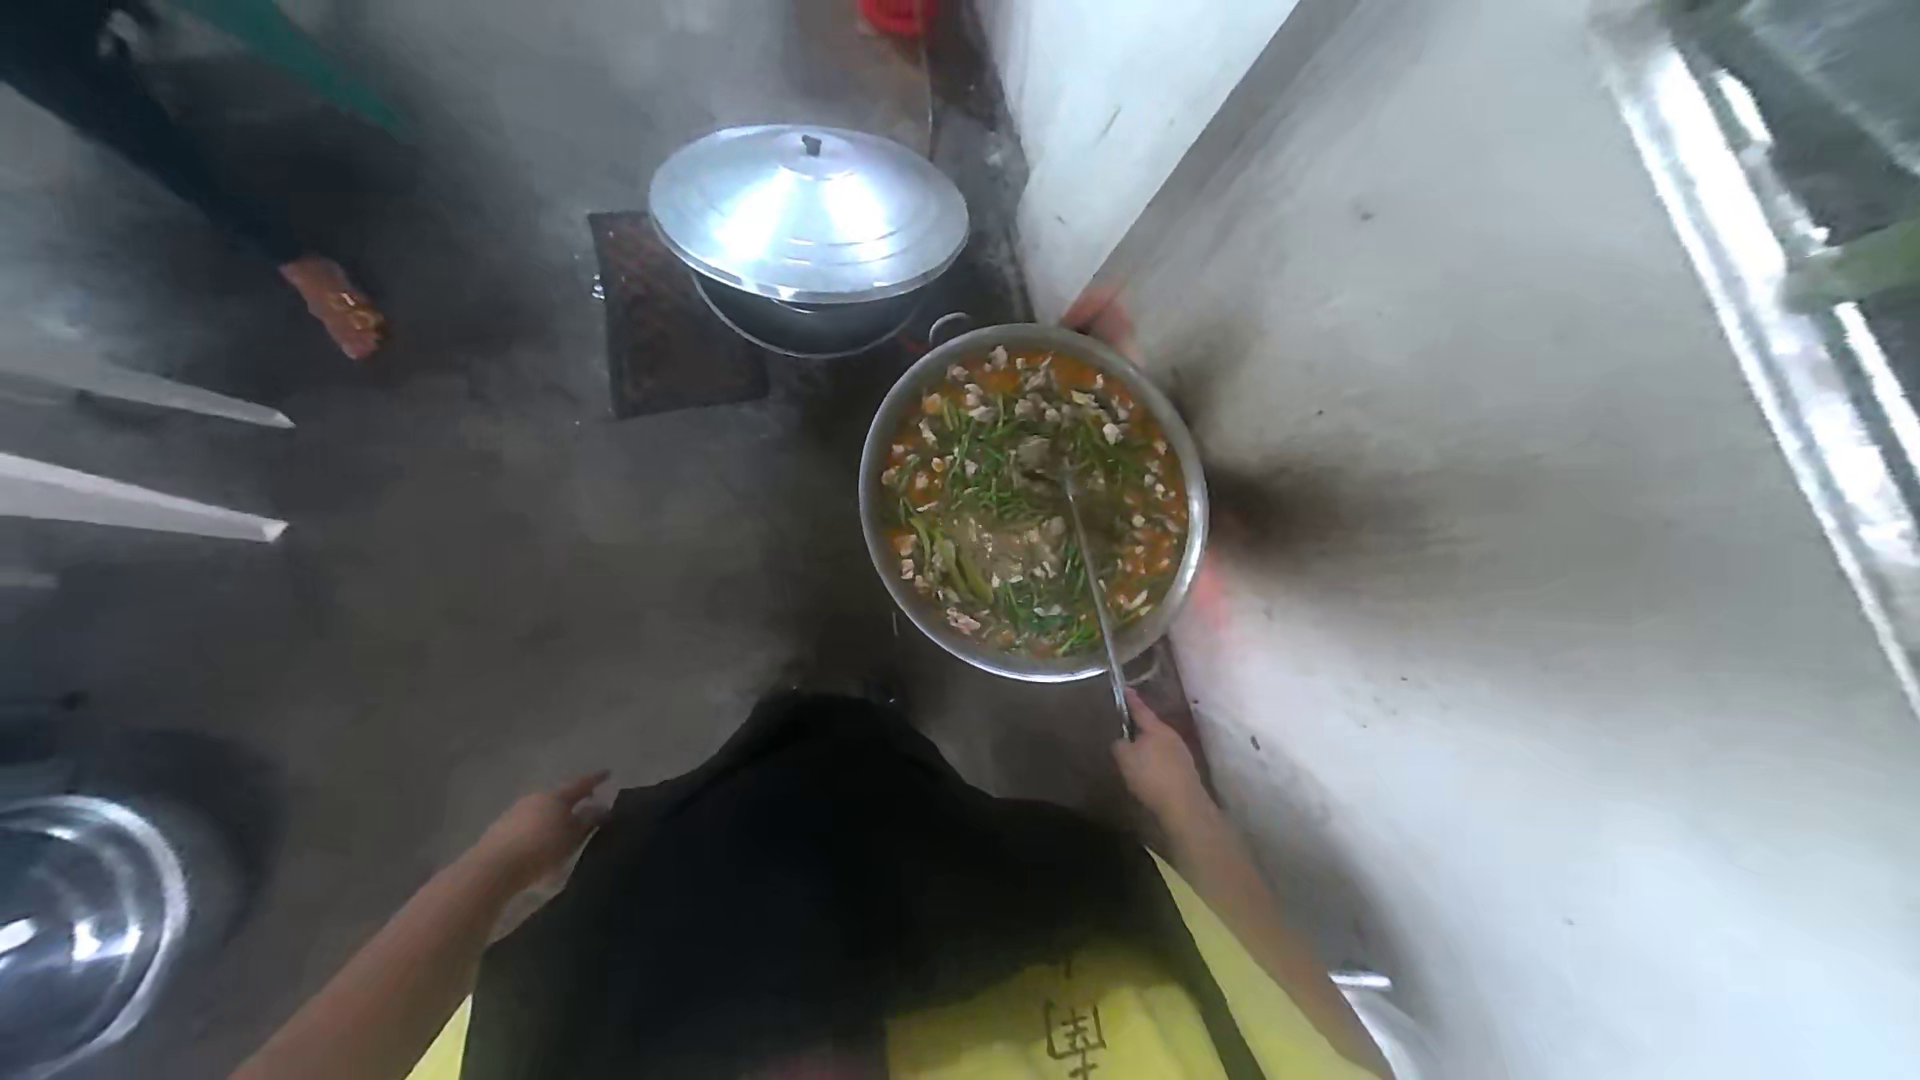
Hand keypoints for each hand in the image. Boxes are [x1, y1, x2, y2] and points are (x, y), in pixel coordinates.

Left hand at [466, 771, 609, 891]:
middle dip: (574, 800)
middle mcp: (535, 798)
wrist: (489, 871)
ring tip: (566, 827)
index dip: (596, 779)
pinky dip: (540, 827)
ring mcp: (514, 813)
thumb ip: (589, 820)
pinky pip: (528, 823)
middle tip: (589, 804)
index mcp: (555, 796)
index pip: (582, 783)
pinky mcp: (499, 830)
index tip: (608, 773)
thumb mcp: (572, 836)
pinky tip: (542, 840)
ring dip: (555, 815)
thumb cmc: (539, 849)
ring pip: (542, 810)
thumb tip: (602, 807)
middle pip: (560, 796)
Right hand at [1112, 691, 1210, 822]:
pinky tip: (1148, 773)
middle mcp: (1172, 736)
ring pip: (1159, 744)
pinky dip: (1155, 762)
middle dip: (1139, 728)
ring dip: (1148, 747)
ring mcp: (1182, 754)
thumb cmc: (1151, 776)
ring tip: (1134, 754)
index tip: (1126, 688)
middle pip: (1152, 727)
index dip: (1131, 699)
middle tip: (1125, 727)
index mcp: (1156, 728)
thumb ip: (1119, 744)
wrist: (1183, 806)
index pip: (1140, 709)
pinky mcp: (1186, 772)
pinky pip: (1165, 760)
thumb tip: (1122, 741)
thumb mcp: (1124, 757)